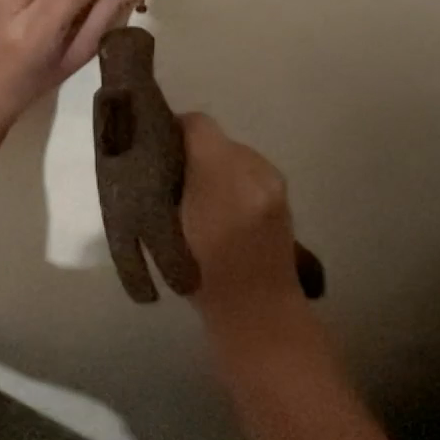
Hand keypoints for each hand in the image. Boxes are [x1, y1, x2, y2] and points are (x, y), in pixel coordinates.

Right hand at [178, 113, 305, 324]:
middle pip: (216, 140)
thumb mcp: (170, 232)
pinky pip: (250, 170)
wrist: (259, 313)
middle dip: (194, 154)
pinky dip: (234, 180)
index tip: (157, 148)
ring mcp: (272, 179)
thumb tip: (159, 156)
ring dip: (215, 167)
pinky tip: (225, 209)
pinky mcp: (282, 191)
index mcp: (220, 177)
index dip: (174, 130)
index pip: (197, 126)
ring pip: (234, 155)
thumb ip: (168, 188)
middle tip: (173, 180)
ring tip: (200, 198)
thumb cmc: (204, 281)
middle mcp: (252, 168)